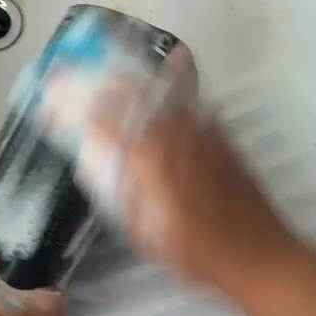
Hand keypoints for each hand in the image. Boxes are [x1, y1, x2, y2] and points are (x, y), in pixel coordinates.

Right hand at [48, 47, 300, 292]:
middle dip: (99, 82)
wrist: (259, 255)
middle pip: (130, 98)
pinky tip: (169, 65)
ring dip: (132, 75)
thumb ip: (119, 197)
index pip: (104, 123)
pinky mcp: (219, 134)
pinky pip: (191, 98)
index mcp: (149, 165)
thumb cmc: (198, 255)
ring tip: (113, 60)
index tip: (55, 99)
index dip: (76, 108)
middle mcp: (172, 140)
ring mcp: (199, 133)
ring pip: (161, 93)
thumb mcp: (145, 236)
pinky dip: (174, 79)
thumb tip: (94, 169)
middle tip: (78, 72)